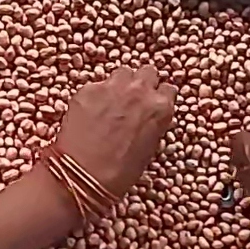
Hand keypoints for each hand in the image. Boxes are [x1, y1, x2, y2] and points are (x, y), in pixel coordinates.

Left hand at [55, 66, 177, 194]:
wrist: (82, 176)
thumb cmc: (118, 172)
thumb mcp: (147, 150)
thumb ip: (152, 124)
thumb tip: (148, 118)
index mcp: (160, 108)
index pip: (167, 89)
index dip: (159, 97)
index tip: (152, 104)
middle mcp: (139, 91)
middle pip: (147, 72)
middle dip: (142, 83)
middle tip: (132, 99)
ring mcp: (112, 87)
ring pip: (122, 73)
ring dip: (120, 84)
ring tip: (111, 102)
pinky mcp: (87, 89)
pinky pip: (96, 85)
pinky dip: (95, 95)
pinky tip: (90, 112)